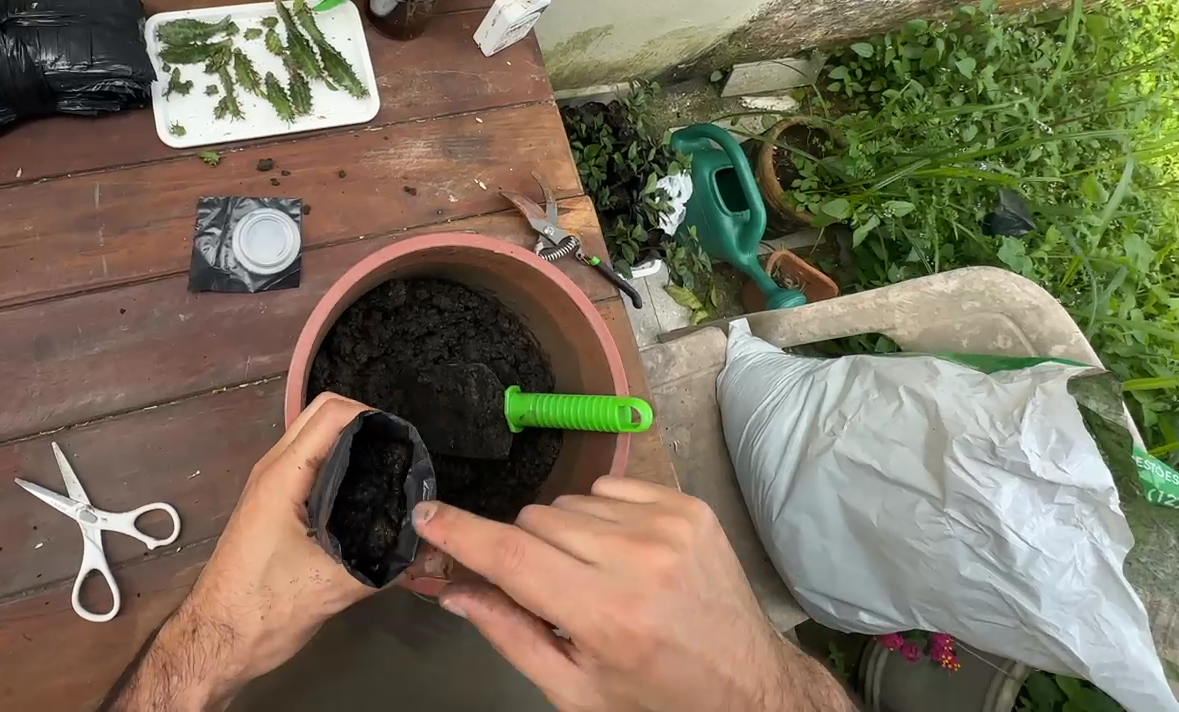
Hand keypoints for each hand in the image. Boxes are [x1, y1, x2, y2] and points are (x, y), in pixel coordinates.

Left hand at [107, 392, 375, 710]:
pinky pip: (305, 457)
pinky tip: (359, 487)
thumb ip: (382, 563)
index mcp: (284, 475)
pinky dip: (333, 455)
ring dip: (346, 435)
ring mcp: (268, 481)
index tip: (402, 439)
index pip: (331, 413)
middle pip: (319, 411)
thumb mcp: (331, 587)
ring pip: (310, 432)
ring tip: (385, 463)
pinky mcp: (270, 499)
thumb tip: (426, 545)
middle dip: (361, 418)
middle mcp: (273, 466)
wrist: (214, 641)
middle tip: (396, 447)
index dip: (370, 415)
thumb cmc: (265, 608)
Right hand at [413, 477, 850, 711]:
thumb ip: (509, 634)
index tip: (425, 513)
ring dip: (567, 535)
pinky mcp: (687, 504)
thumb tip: (450, 589)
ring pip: (568, 504)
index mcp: (607, 616)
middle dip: (528, 551)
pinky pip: (607, 488)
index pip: (512, 559)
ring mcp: (668, 524)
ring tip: (600, 576)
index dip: (462, 534)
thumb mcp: (576, 692)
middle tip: (556, 592)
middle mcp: (638, 558)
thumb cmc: (654, 702)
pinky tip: (628, 554)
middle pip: (535, 522)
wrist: (753, 690)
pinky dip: (603, 517)